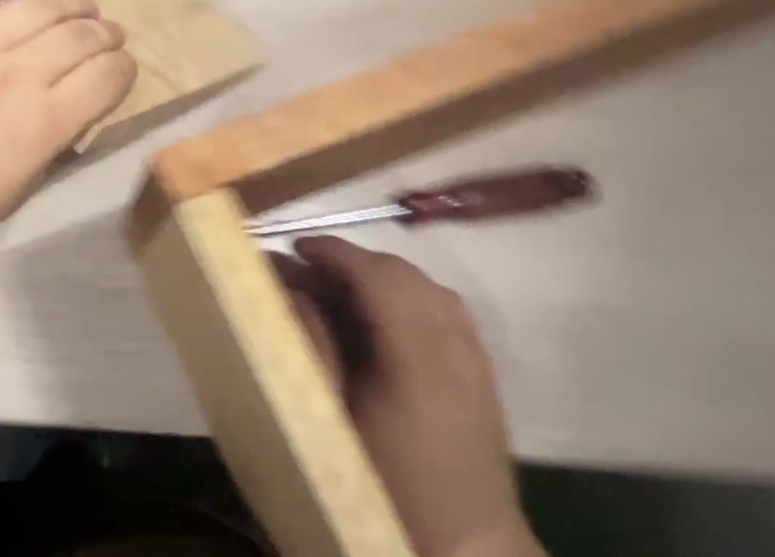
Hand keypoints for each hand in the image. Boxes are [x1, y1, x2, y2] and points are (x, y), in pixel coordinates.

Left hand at [0, 0, 136, 285]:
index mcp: (42, 125)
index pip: (108, 74)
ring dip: (71, 2)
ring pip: (40, 4)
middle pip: (80, 34)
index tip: (121, 69)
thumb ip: (63, 133)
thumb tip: (87, 94)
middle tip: (108, 36)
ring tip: (78, 9)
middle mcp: (13, 78)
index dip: (125, 68)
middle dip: (106, 33)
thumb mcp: (28, 182)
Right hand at [275, 237, 543, 556]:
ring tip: (335, 289)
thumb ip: (312, 349)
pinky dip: (405, 296)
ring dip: (378, 277)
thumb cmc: (382, 490)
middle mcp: (457, 348)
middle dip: (351, 261)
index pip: (378, 277)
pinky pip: (443, 310)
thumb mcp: (331, 423)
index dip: (334, 253)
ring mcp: (476, 360)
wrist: (463, 551)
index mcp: (419, 361)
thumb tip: (292, 292)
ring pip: (426, 287)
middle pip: (404, 274)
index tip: (292, 247)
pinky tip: (378, 317)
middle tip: (302, 270)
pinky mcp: (482, 375)